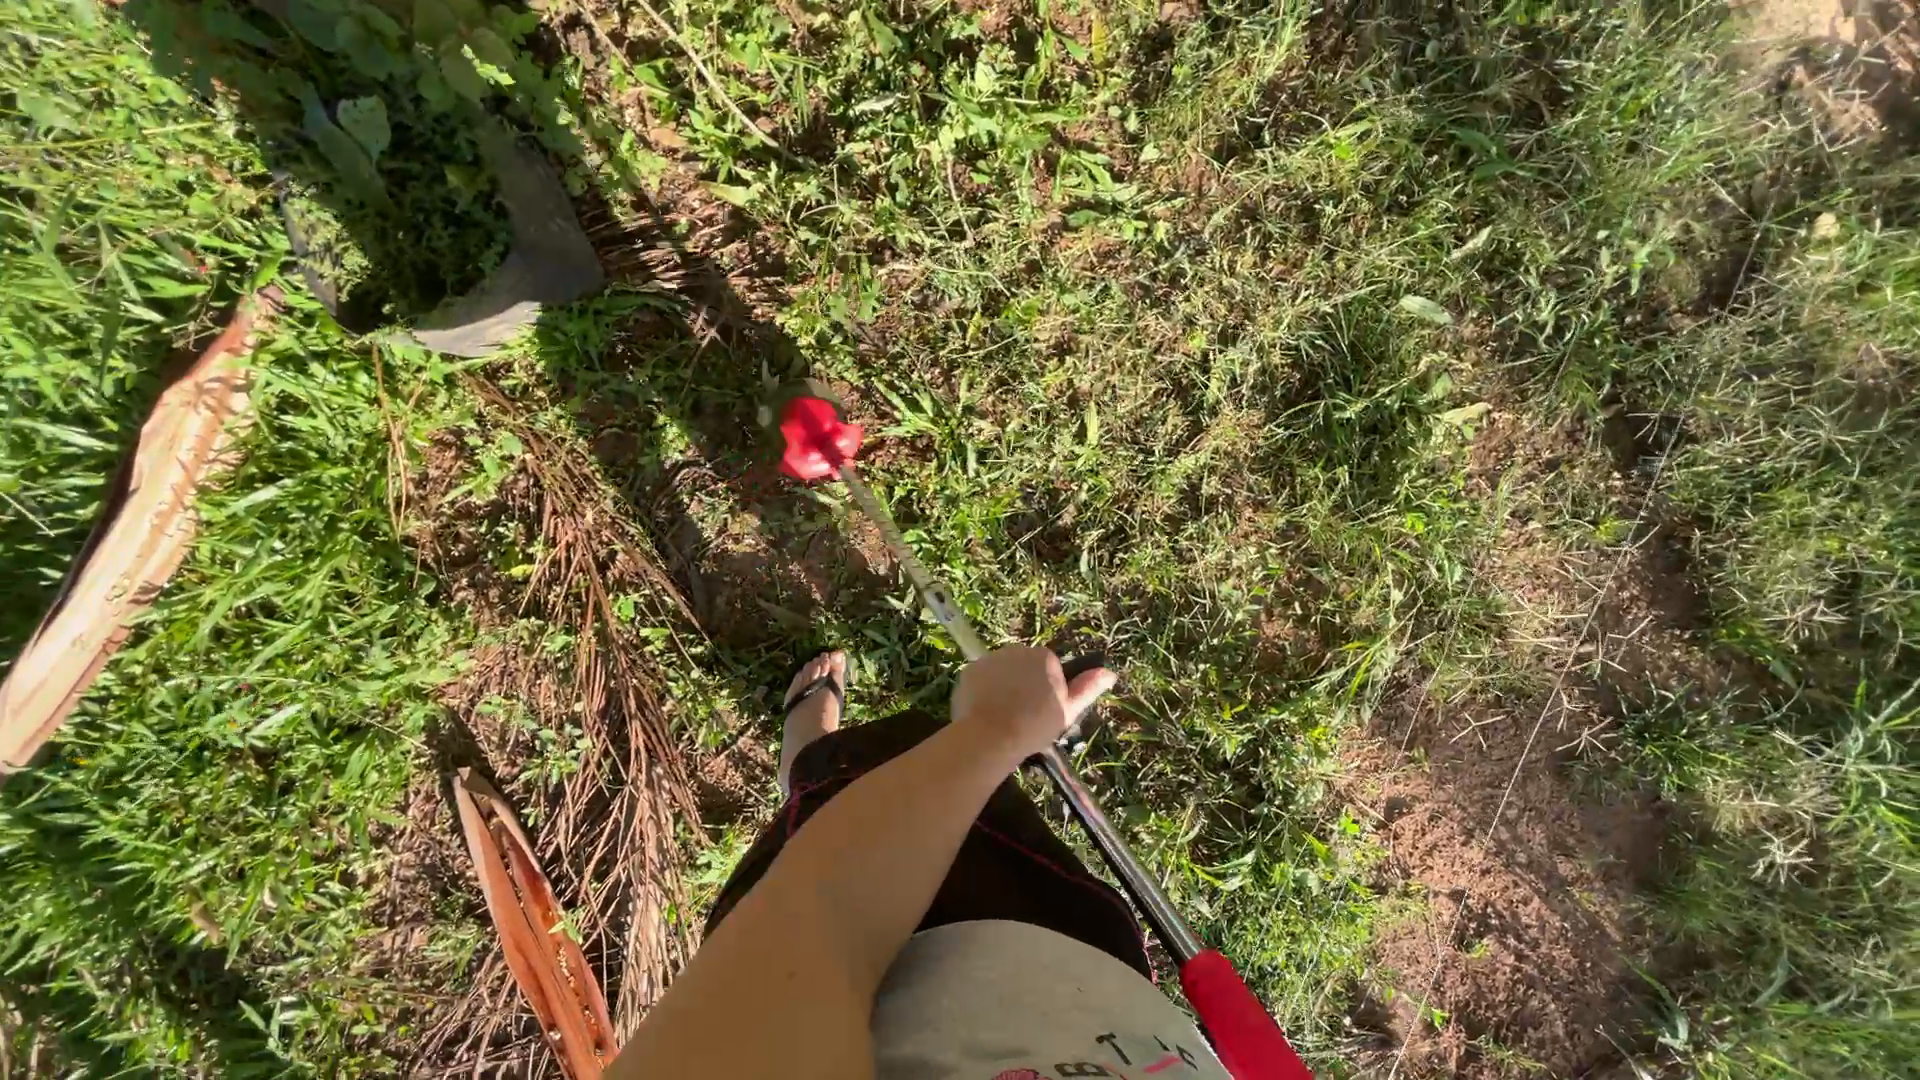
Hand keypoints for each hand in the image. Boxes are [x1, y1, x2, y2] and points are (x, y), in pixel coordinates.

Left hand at [950, 646, 1116, 758]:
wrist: (991, 735)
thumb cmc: (1035, 725)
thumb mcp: (1069, 710)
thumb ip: (1088, 688)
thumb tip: (1110, 673)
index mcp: (1044, 657)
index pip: (1048, 667)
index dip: (1046, 688)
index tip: (1041, 708)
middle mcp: (1016, 649)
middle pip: (1023, 665)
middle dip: (1023, 682)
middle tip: (1022, 712)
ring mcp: (990, 658)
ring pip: (1001, 670)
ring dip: (1002, 685)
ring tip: (1002, 714)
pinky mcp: (969, 670)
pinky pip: (980, 678)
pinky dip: (982, 690)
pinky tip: (984, 710)